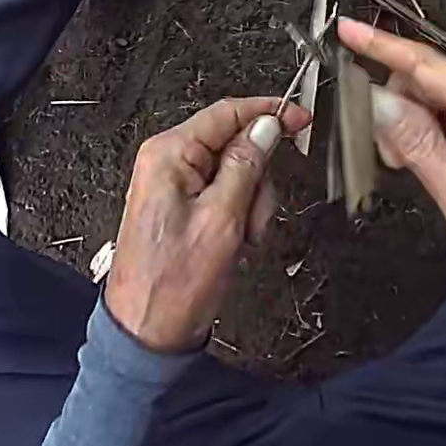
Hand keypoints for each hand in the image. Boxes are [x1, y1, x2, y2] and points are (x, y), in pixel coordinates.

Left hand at [105, 97, 312, 352]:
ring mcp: (172, 182)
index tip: (298, 118)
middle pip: (233, 144)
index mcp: (169, 153)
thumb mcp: (222, 220)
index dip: (267, 112)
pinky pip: (221, 193)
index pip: (226, 113)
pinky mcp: (178, 202)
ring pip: (233, 171)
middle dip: (256, 181)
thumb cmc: (172, 284)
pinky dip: (236, 215)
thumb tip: (264, 127)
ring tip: (239, 239)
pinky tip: (231, 242)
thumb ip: (246, 165)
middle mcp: (166, 160)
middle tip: (255, 217)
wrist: (146, 332)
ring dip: (249, 205)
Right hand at [338, 18, 445, 290]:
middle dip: (394, 107)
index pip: (429, 67)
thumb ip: (419, 145)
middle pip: (427, 82)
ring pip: (433, 100)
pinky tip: (425, 163)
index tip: (346, 29)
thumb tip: (376, 99)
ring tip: (406, 165)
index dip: (383, 46)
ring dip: (408, 125)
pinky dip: (425, 134)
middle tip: (386, 154)